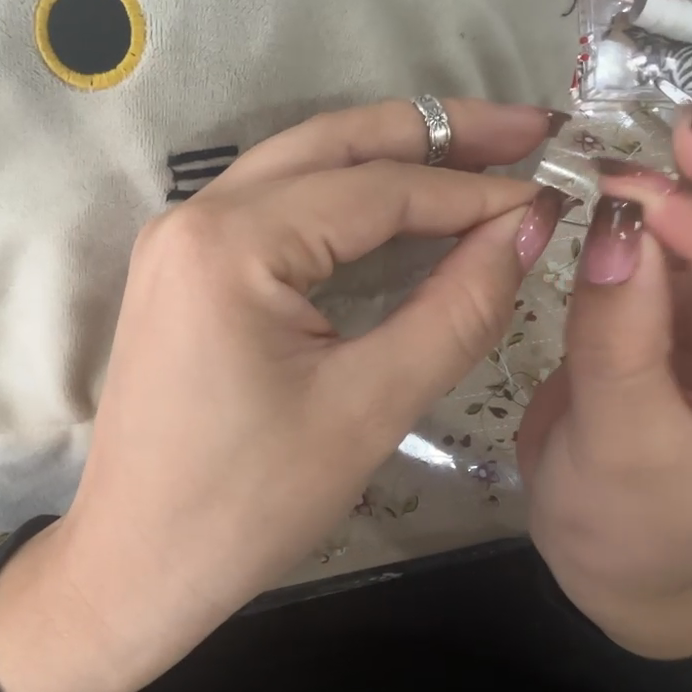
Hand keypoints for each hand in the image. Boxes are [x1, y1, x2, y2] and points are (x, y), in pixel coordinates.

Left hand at [0, 98, 569, 691]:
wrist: (137, 562)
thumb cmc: (248, 502)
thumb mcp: (368, 407)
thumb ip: (457, 307)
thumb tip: (526, 228)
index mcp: (229, 242)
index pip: (375, 190)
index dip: (473, 191)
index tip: (554, 192)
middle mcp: (192, 217)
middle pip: (329, 148)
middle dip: (431, 134)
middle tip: (528, 129)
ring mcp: (175, 241)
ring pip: (296, 170)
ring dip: (384, 160)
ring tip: (478, 157)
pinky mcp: (177, 272)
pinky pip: (268, 211)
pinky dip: (337, 202)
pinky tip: (396, 210)